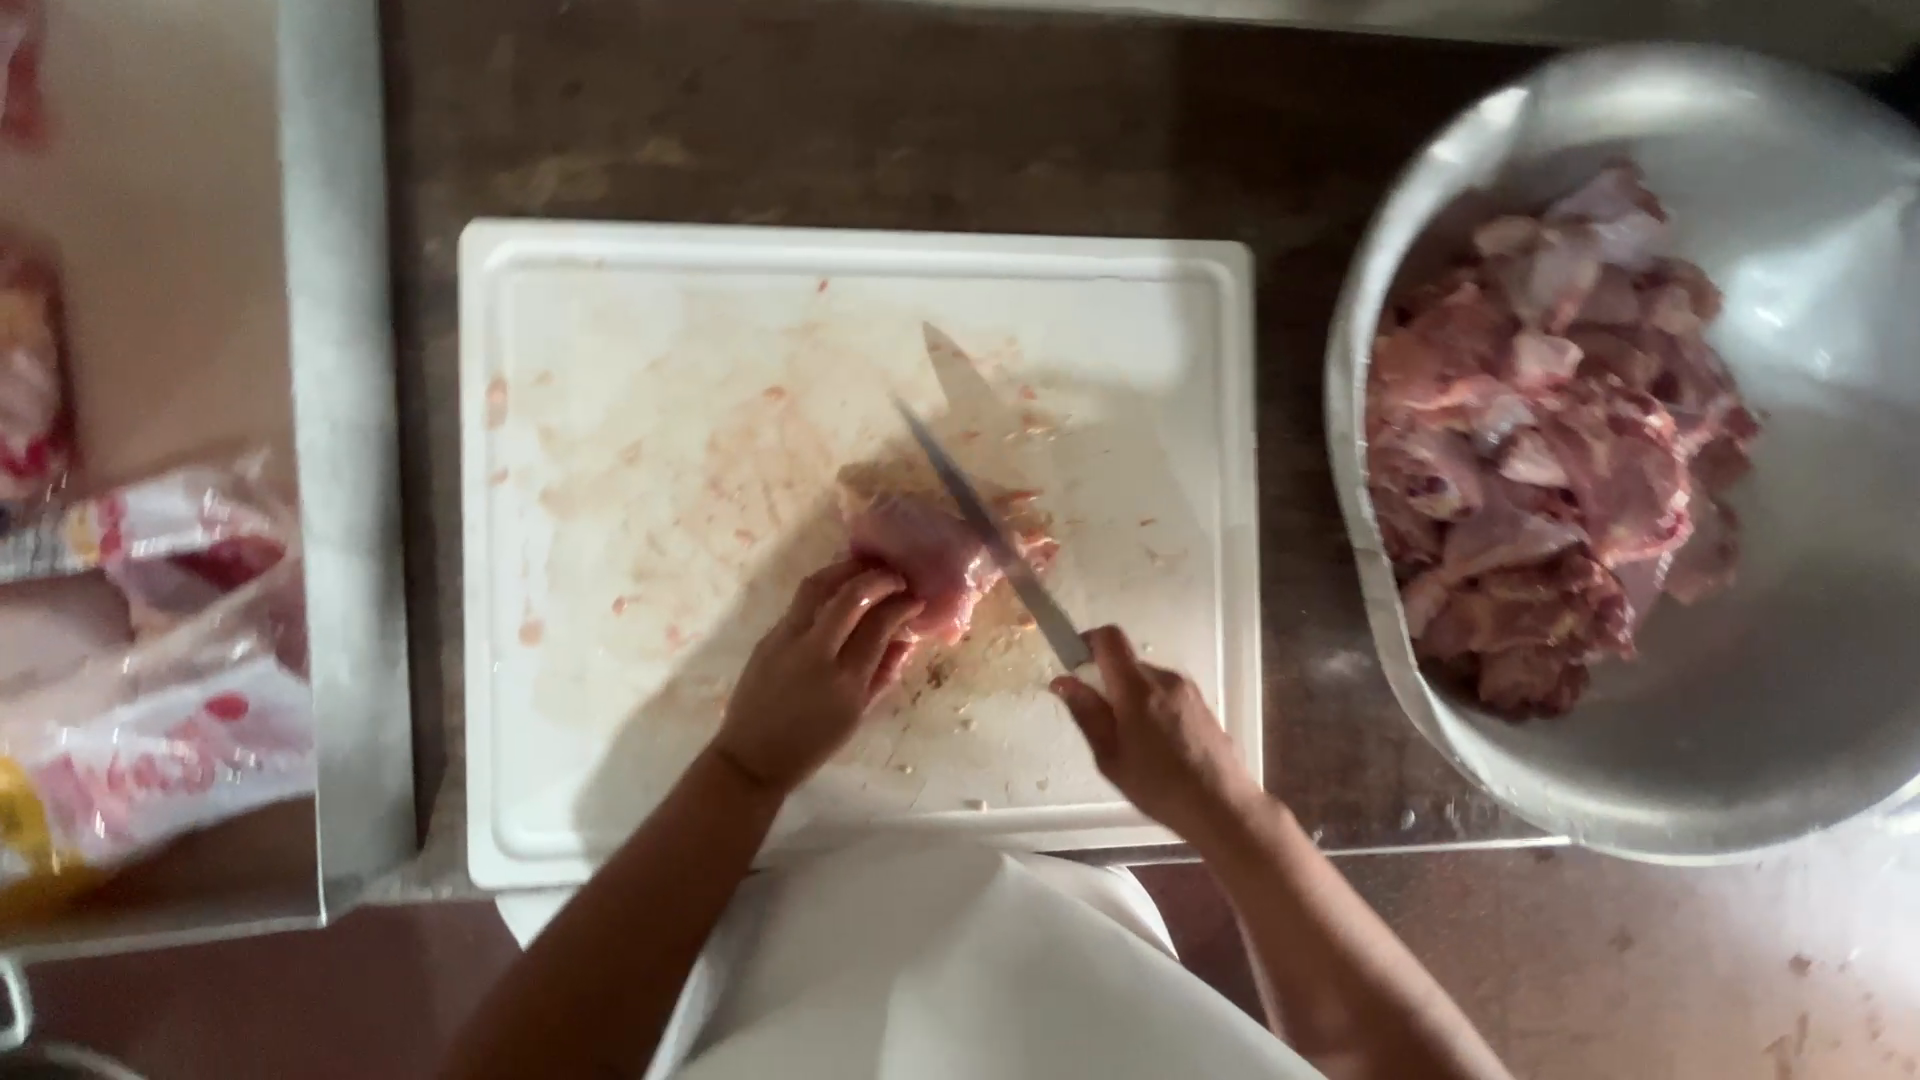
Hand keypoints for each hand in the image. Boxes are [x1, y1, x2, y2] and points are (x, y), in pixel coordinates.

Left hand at [711, 560, 923, 793]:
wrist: (752, 757)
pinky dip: (825, 588)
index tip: (915, 600)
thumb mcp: (858, 715)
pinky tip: (840, 590)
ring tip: (867, 569)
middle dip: (879, 579)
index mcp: (844, 680)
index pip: (879, 625)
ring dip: (846, 570)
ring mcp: (786, 640)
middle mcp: (814, 652)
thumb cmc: (813, 744)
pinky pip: (800, 602)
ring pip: (817, 586)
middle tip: (896, 577)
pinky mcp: (768, 636)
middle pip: (850, 596)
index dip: (902, 606)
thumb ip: (885, 673)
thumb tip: (906, 639)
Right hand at [1050, 626, 1265, 844]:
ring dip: (1130, 695)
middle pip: (1126, 661)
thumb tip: (1063, 681)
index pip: (1109, 638)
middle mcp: (1165, 678)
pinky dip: (1151, 704)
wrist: (1223, 806)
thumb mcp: (1109, 756)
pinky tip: (1157, 743)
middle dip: (1107, 680)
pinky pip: (1165, 691)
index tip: (1076, 665)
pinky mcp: (1201, 702)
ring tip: (1133, 739)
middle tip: (1102, 721)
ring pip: (1145, 678)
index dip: (1088, 642)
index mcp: (1138, 688)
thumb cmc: (1159, 787)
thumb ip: (1086, 713)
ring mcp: (1187, 689)